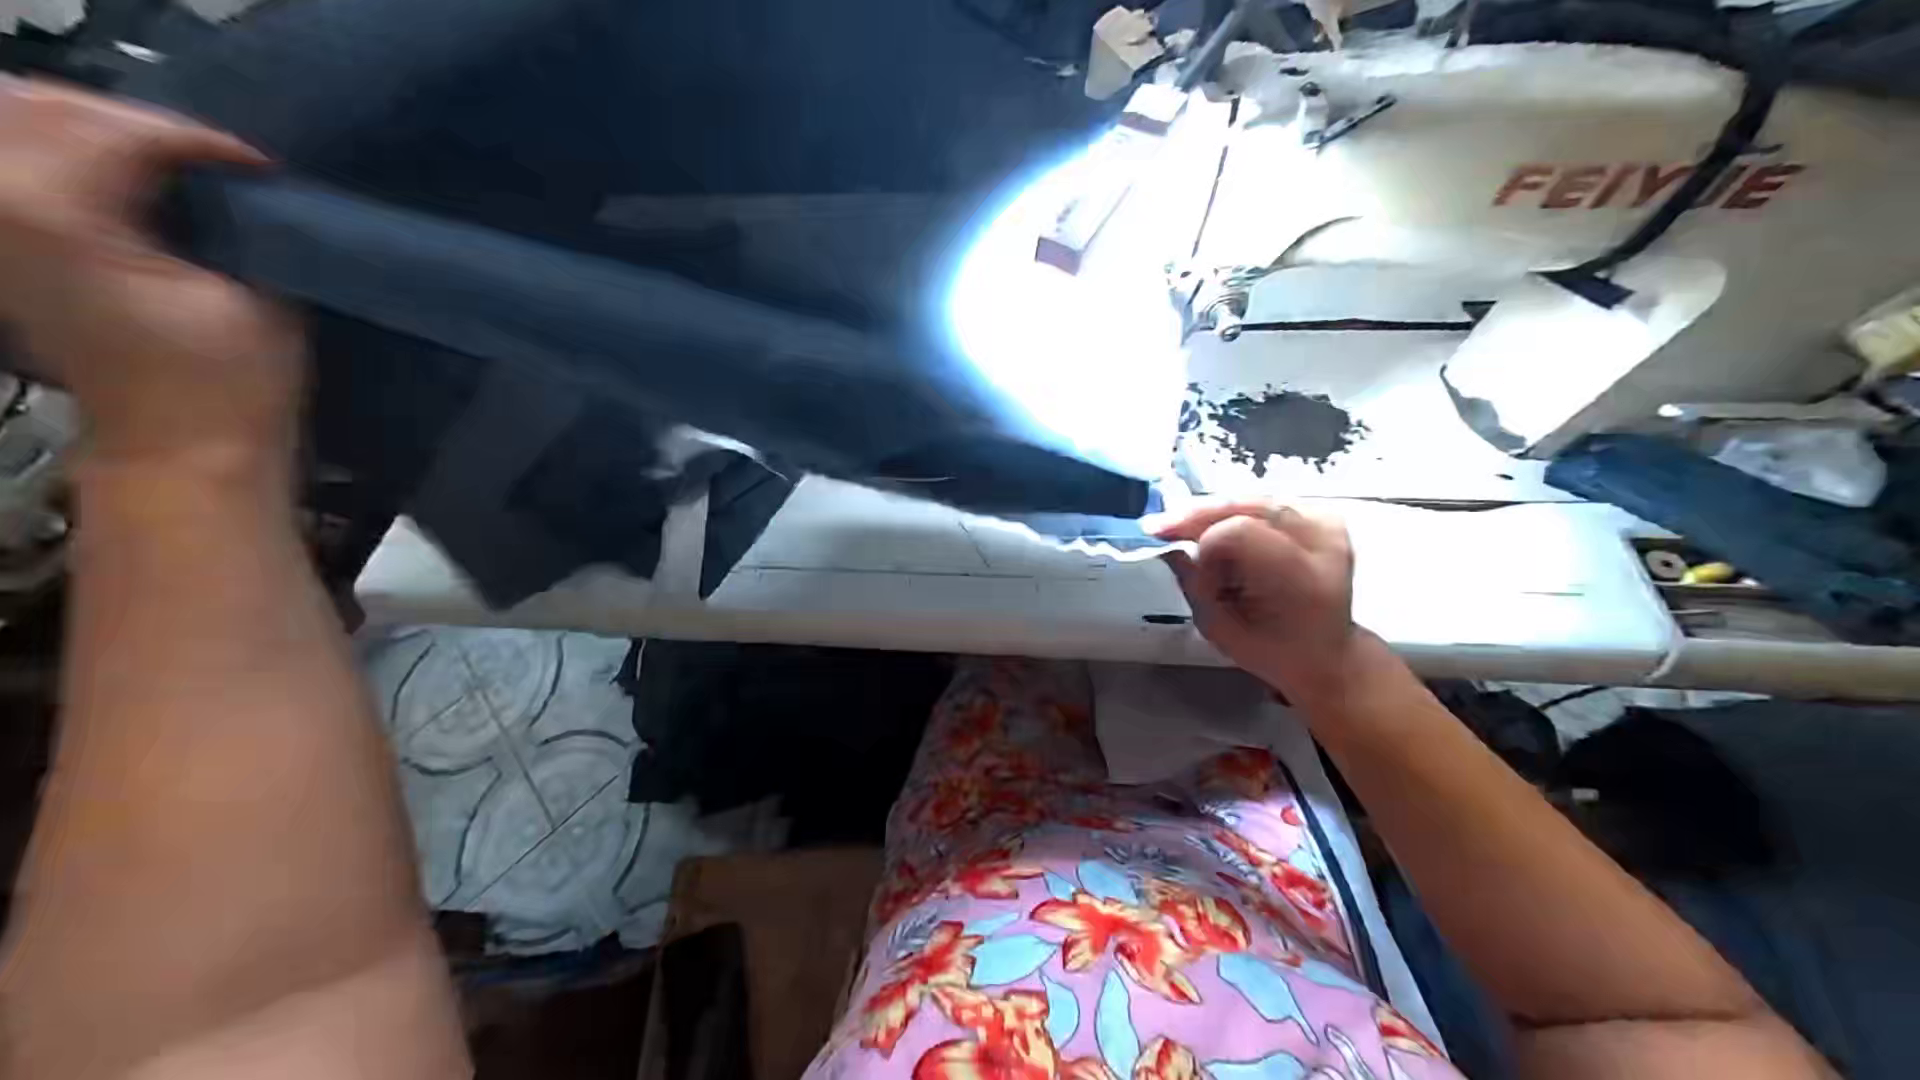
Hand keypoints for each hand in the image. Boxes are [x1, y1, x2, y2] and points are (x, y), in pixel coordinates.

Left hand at [0, 78, 302, 476]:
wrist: (181, 444)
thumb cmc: (233, 381)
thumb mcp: (256, 299)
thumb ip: (236, 227)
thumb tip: (241, 182)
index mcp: (56, 215)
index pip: (116, 130)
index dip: (198, 140)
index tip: (263, 166)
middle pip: (41, 106)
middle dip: (138, 123)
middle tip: (217, 158)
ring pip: (16, 123)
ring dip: (96, 131)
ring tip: (175, 160)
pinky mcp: (9, 247)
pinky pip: (17, 164)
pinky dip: (71, 155)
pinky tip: (130, 179)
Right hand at [1147, 499, 1367, 704]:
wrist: (1325, 651)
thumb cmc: (1272, 651)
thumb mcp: (1220, 630)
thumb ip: (1195, 585)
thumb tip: (1169, 546)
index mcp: (1301, 582)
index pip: (1240, 533)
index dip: (1202, 539)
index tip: (1177, 552)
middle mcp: (1322, 545)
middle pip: (1245, 508)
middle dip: (1198, 517)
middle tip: (1162, 529)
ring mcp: (1326, 525)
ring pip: (1250, 500)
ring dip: (1213, 515)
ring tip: (1185, 532)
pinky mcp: (1323, 516)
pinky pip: (1263, 503)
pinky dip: (1233, 514)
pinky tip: (1215, 529)